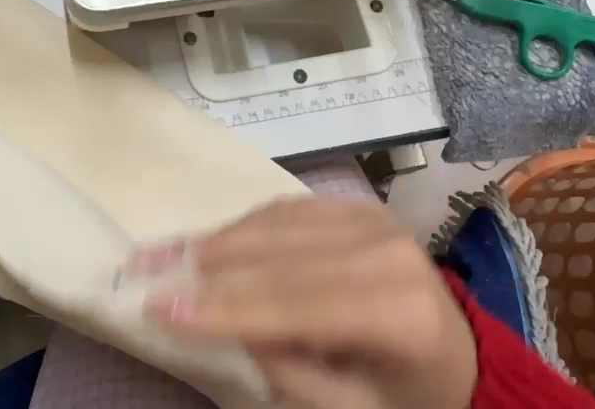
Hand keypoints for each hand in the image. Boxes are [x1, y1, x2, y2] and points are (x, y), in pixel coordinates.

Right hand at [137, 198, 477, 408]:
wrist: (454, 356)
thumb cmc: (404, 397)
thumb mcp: (350, 408)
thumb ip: (288, 366)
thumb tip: (224, 320)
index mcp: (397, 310)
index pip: (295, 303)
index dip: (223, 305)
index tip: (160, 305)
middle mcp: (385, 249)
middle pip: (277, 255)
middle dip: (203, 265)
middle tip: (140, 270)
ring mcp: (371, 218)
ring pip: (274, 223)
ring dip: (213, 238)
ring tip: (160, 252)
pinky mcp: (355, 206)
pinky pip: (284, 209)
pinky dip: (240, 226)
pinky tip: (205, 240)